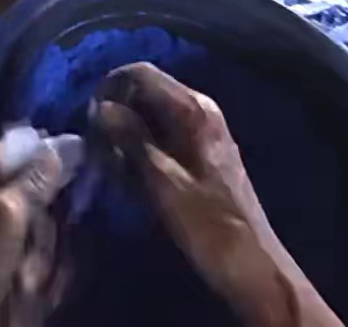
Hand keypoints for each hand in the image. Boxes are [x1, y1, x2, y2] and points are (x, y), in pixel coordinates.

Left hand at [0, 134, 69, 326]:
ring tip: (21, 277)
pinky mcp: (11, 254)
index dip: (54, 169)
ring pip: (48, 230)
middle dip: (45, 229)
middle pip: (44, 194)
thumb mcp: (5, 215)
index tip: (70, 189)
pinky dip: (40, 276)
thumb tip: (65, 144)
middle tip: (28, 251)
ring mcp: (2, 221)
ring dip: (41, 259)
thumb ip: (35, 181)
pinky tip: (25, 288)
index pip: (29, 149)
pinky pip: (44, 257)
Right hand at [91, 63, 340, 326]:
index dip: (109, 85)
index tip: (89, 111)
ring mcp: (203, 131)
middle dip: (115, 108)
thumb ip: (130, 136)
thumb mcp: (162, 178)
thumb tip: (100, 106)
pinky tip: (128, 166)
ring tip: (108, 155)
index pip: (140, 73)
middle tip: (95, 136)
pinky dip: (140, 141)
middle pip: (144, 90)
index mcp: (193, 109)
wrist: (258, 273)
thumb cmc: (208, 223)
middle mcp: (200, 110)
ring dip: (125, 127)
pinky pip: (161, 130)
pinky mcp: (201, 151)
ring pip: (149, 111)